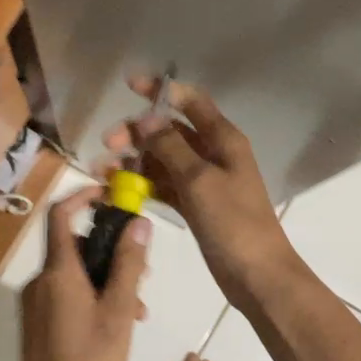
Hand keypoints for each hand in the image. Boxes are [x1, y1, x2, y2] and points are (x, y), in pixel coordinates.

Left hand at [18, 185, 151, 360]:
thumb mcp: (119, 311)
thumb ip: (127, 264)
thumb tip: (138, 223)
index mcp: (57, 273)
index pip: (61, 216)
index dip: (83, 197)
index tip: (109, 194)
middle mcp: (38, 283)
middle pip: (73, 248)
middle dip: (109, 251)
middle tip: (142, 271)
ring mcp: (33, 307)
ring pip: (72, 276)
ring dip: (105, 281)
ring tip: (136, 309)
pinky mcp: (35, 327)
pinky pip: (64, 298)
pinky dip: (90, 299)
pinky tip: (114, 326)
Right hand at [102, 75, 294, 304]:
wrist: (256, 274)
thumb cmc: (232, 223)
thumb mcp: (199, 180)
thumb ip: (170, 147)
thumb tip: (147, 117)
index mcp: (223, 139)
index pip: (190, 101)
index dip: (161, 90)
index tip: (129, 85)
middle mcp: (214, 154)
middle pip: (171, 131)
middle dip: (138, 133)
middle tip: (108, 145)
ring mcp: (204, 181)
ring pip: (164, 160)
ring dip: (136, 162)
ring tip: (104, 172)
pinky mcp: (196, 206)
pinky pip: (166, 186)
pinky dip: (145, 186)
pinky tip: (120, 191)